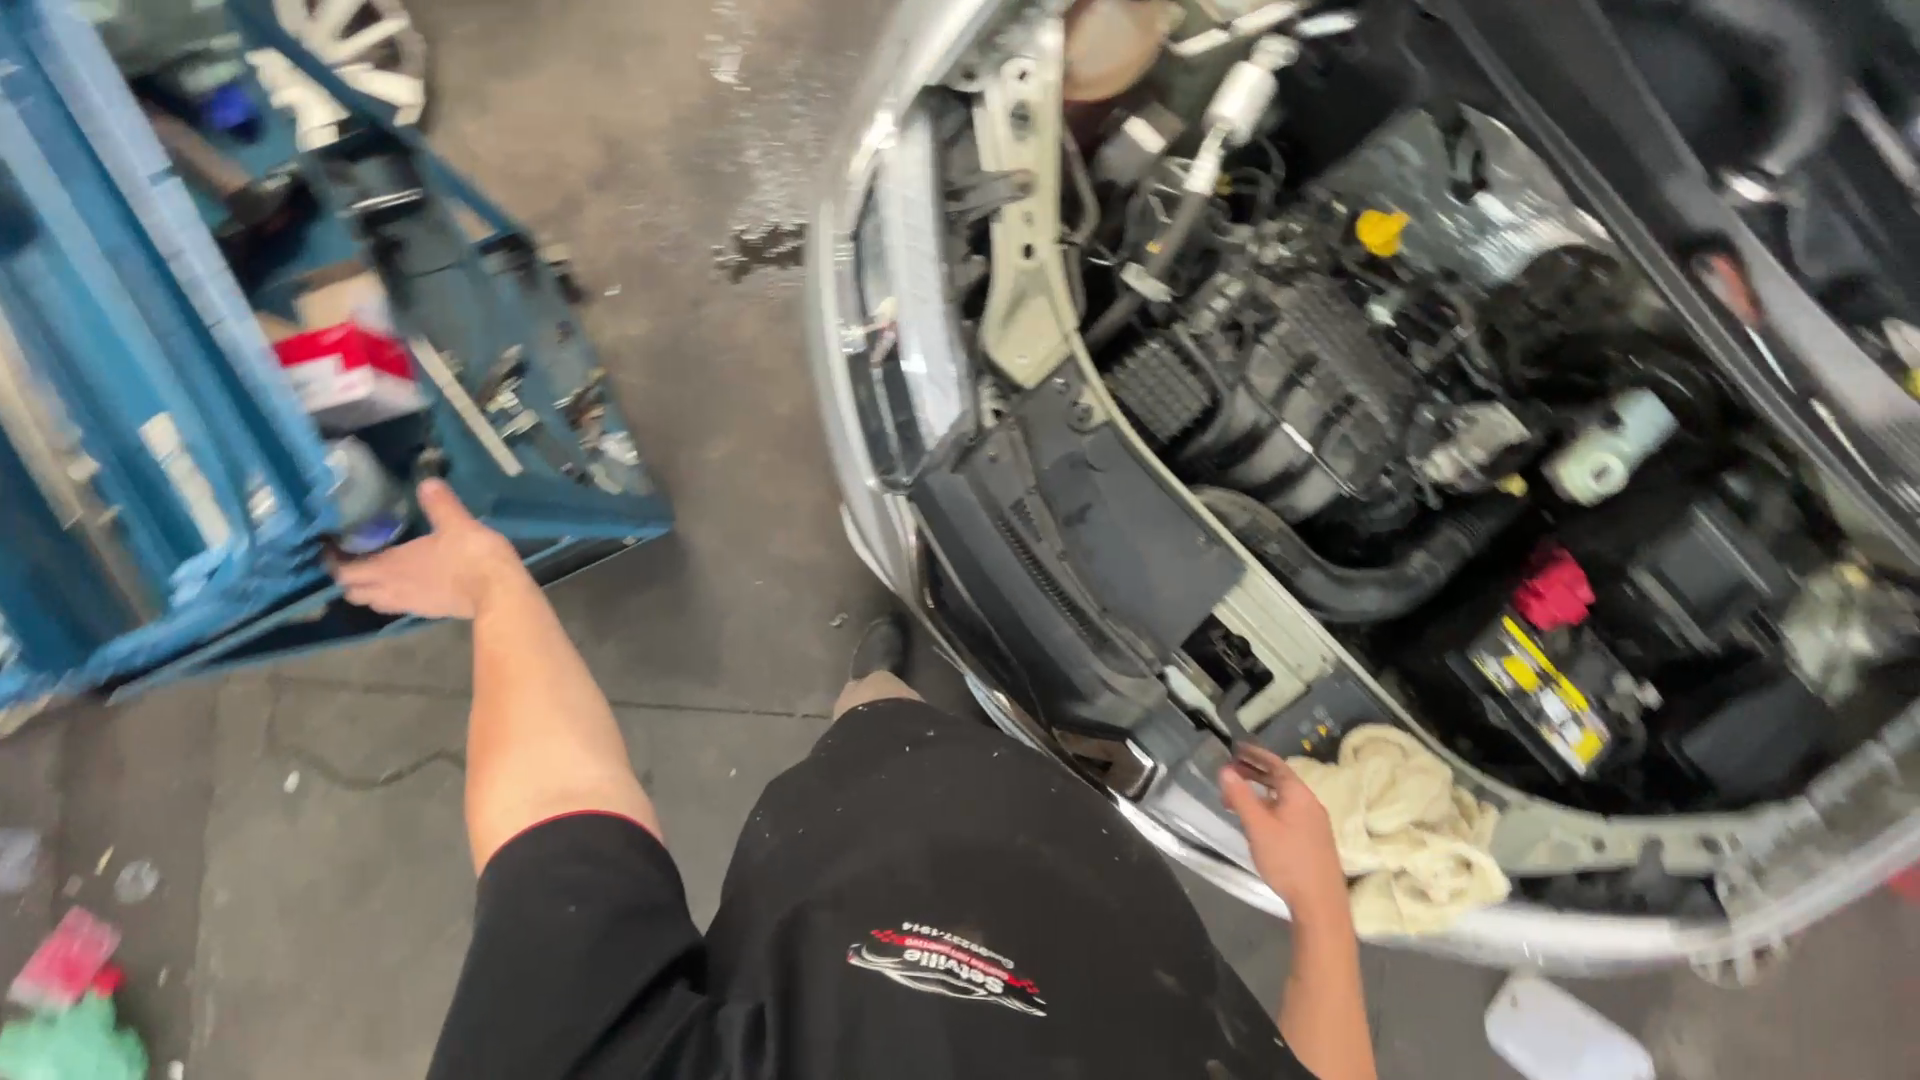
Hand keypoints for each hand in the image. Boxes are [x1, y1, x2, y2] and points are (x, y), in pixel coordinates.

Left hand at [330, 479, 524, 619]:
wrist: (500, 594)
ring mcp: (411, 604)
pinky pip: (400, 606)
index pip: (343, 571)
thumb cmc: (472, 557)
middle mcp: (392, 589)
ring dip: (370, 591)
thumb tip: (427, 482)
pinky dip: (395, 596)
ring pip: (375, 602)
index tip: (331, 546)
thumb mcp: (457, 523)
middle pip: (353, 592)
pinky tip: (410, 585)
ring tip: (377, 573)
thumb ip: (439, 504)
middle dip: (348, 578)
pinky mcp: (431, 612)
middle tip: (354, 559)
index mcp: (389, 567)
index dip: (331, 560)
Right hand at [1220, 745, 1350, 924]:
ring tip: (1236, 797)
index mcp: (1299, 795)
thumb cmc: (1287, 860)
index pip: (1275, 764)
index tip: (1235, 748)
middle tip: (1230, 770)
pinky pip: (1288, 811)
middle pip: (1280, 779)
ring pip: (1284, 797)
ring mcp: (1315, 822)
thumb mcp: (1257, 827)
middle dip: (1254, 772)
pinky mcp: (1314, 838)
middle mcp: (1310, 803)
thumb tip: (1225, 769)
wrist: (1321, 903)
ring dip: (1260, 791)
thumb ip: (1240, 796)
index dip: (1255, 754)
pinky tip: (1258, 820)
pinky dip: (1269, 805)